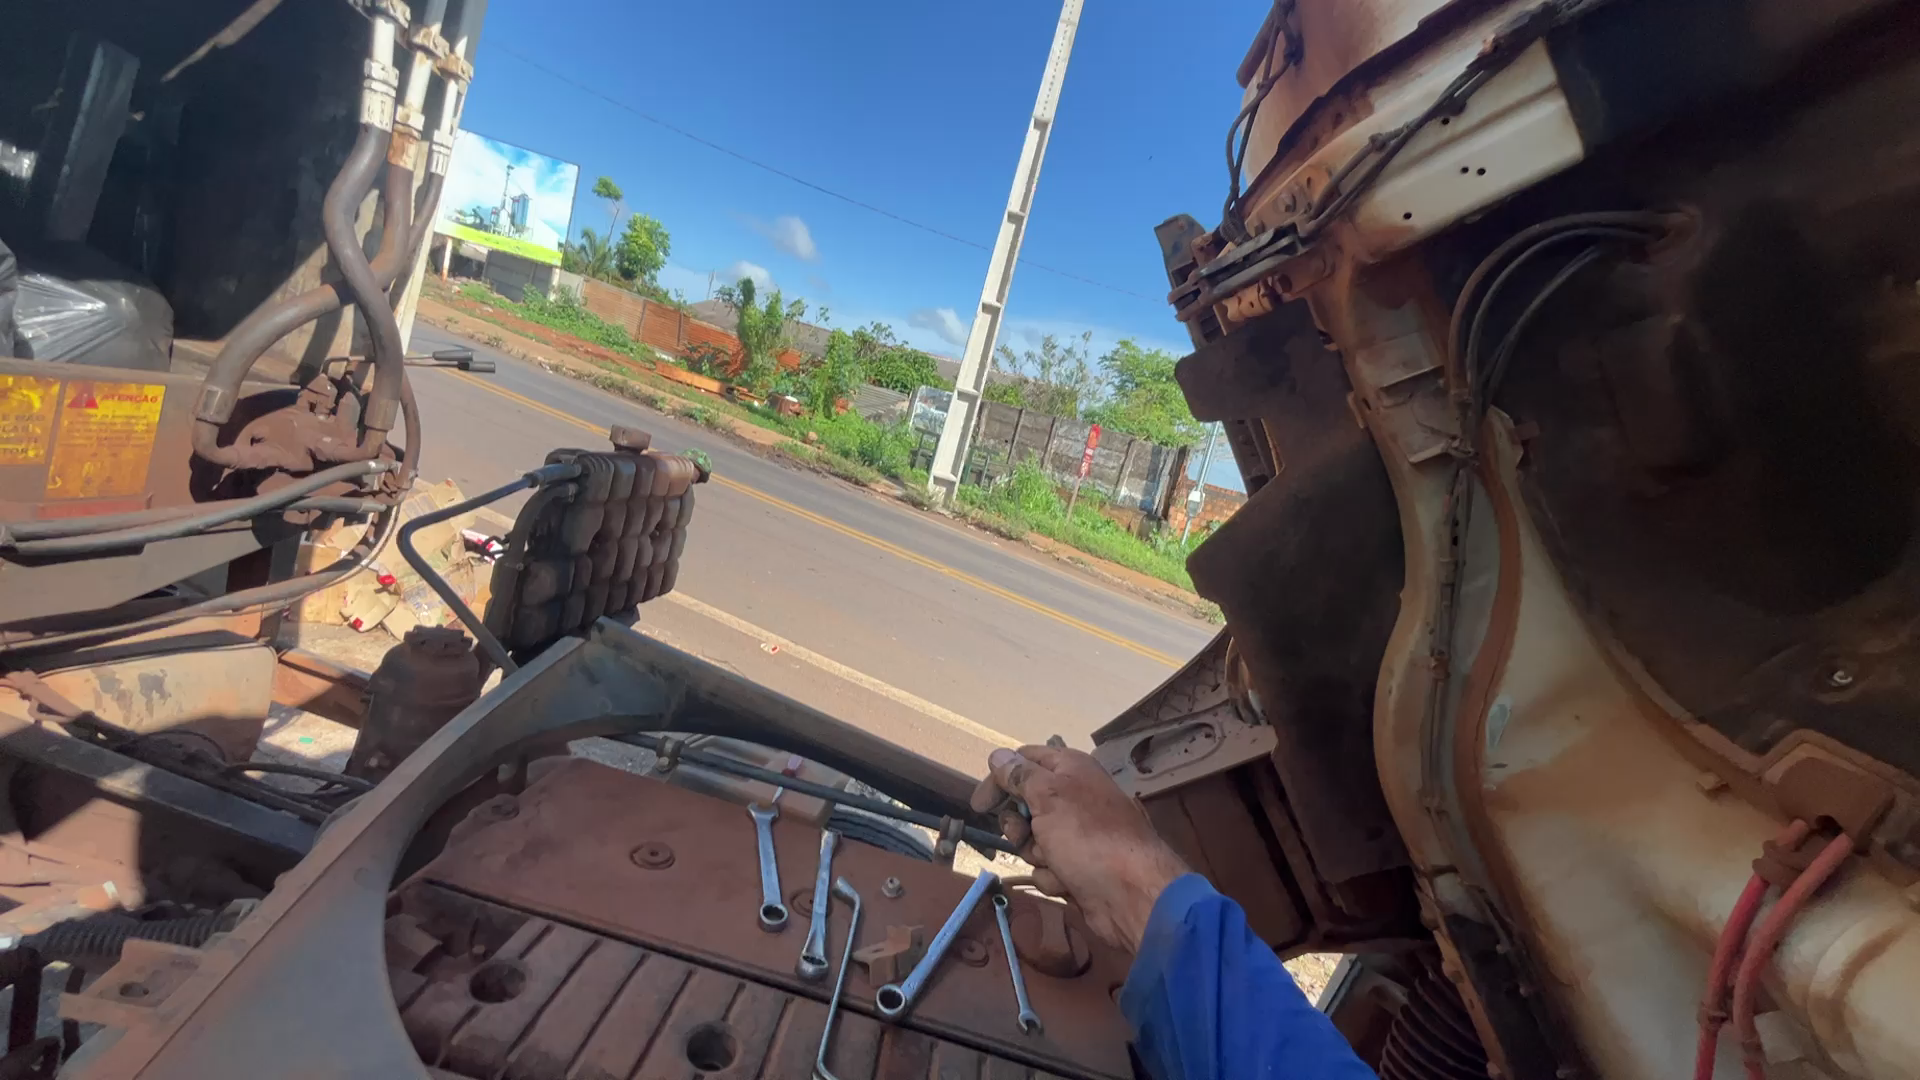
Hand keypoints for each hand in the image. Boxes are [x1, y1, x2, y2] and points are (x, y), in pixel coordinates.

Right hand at [970, 744, 1188, 952]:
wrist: (1131, 893)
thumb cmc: (1087, 835)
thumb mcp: (1048, 795)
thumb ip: (1019, 775)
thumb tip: (998, 755)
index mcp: (1069, 769)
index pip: (1023, 761)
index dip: (999, 780)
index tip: (980, 806)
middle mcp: (1072, 796)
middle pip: (1023, 804)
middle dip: (1019, 825)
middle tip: (1024, 834)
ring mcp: (1075, 833)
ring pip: (1032, 839)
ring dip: (1036, 853)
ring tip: (1055, 861)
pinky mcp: (1076, 866)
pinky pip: (1046, 867)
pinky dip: (1052, 876)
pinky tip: (1068, 881)